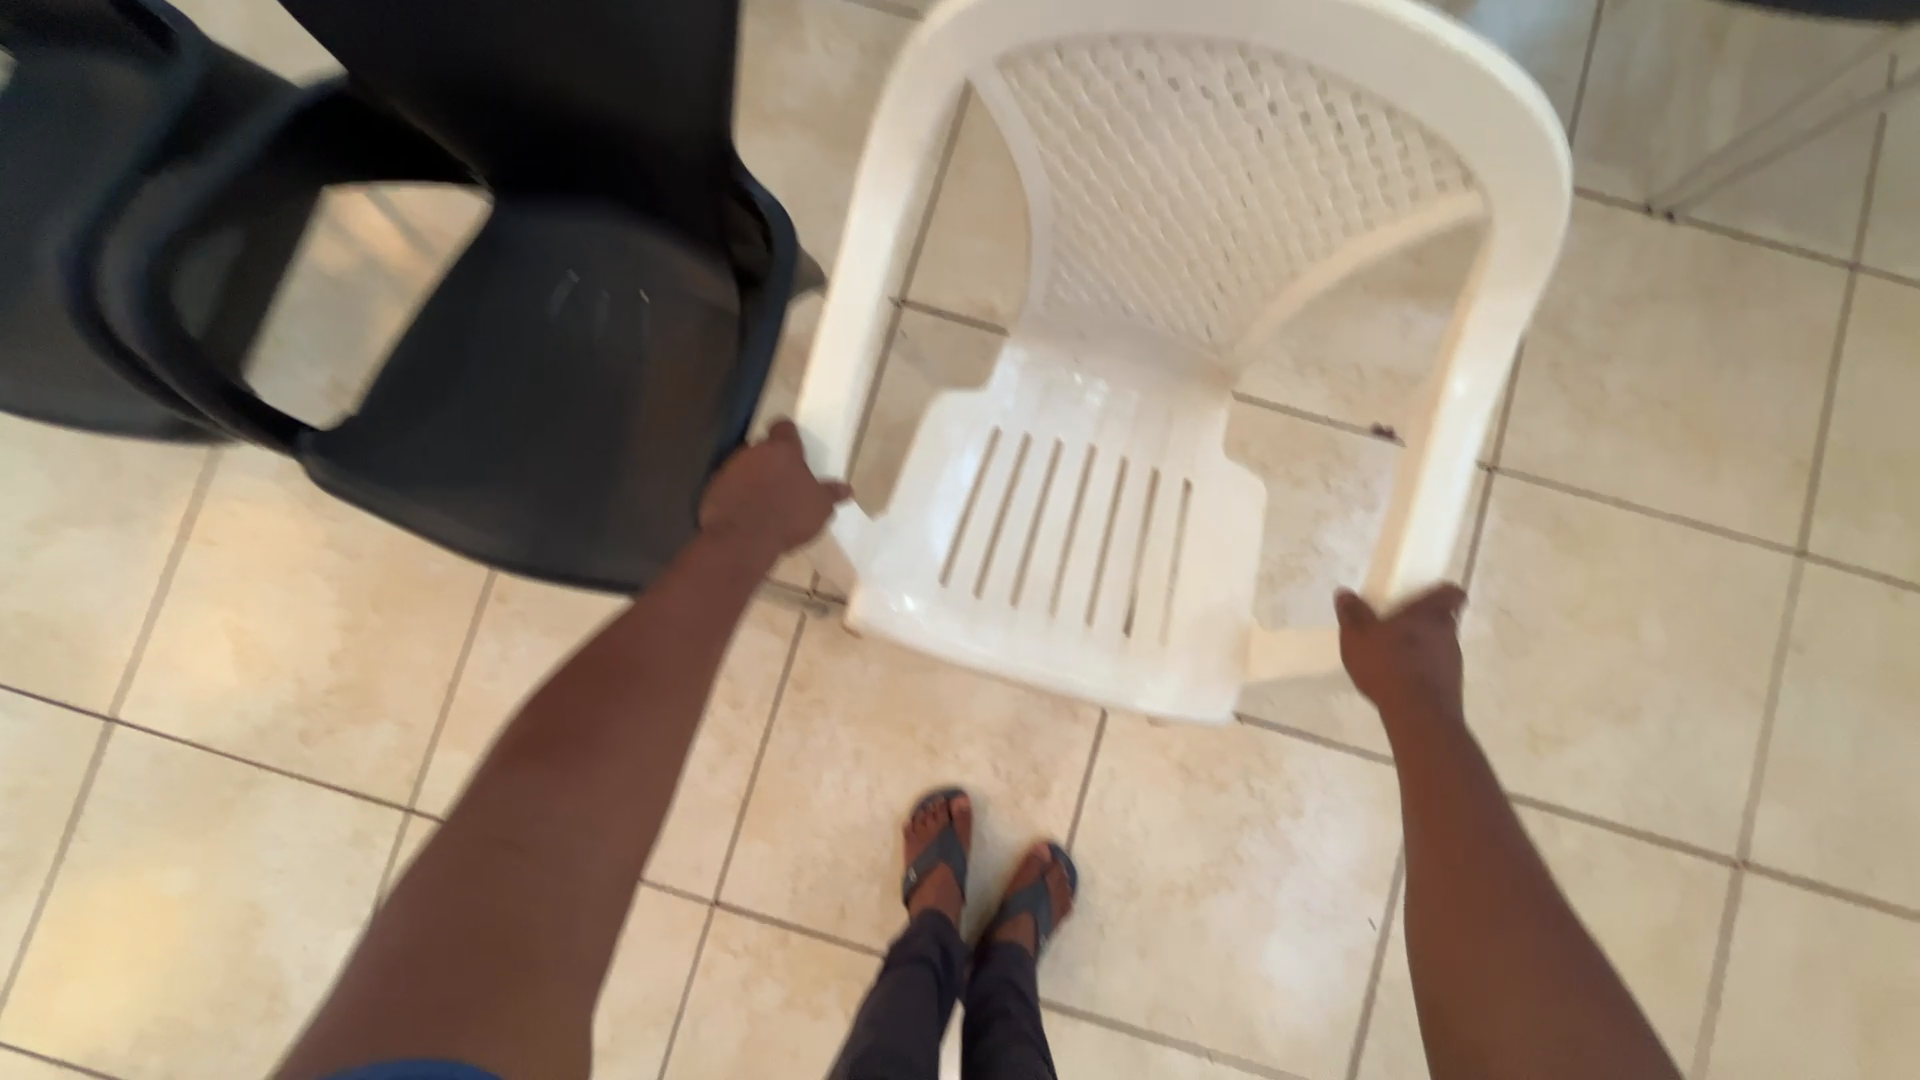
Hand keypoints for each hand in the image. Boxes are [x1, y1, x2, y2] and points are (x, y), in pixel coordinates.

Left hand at [701, 420, 852, 562]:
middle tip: (786, 483)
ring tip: (767, 504)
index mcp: (782, 450)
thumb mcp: (820, 508)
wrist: (742, 540)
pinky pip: (730, 488)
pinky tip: (749, 516)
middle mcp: (753, 452)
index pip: (785, 428)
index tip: (797, 449)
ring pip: (745, 468)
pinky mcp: (713, 489)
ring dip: (755, 480)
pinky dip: (739, 497)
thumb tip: (847, 489)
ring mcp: (729, 470)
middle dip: (773, 462)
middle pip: (764, 449)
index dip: (791, 436)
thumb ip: (831, 494)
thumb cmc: (788, 516)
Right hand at [1334, 584, 1467, 720]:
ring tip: (1390, 656)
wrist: (1417, 713)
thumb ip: (1352, 614)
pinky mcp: (1450, 683)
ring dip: (1419, 645)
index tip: (1421, 594)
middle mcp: (1447, 632)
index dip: (1439, 591)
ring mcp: (1452, 659)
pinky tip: (1396, 678)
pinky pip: (1434, 667)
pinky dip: (1419, 668)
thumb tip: (1345, 592)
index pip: (1451, 592)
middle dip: (1420, 621)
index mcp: (1429, 613)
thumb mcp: (1356, 636)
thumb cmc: (1387, 664)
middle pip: (1442, 618)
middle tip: (1393, 626)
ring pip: (1438, 643)